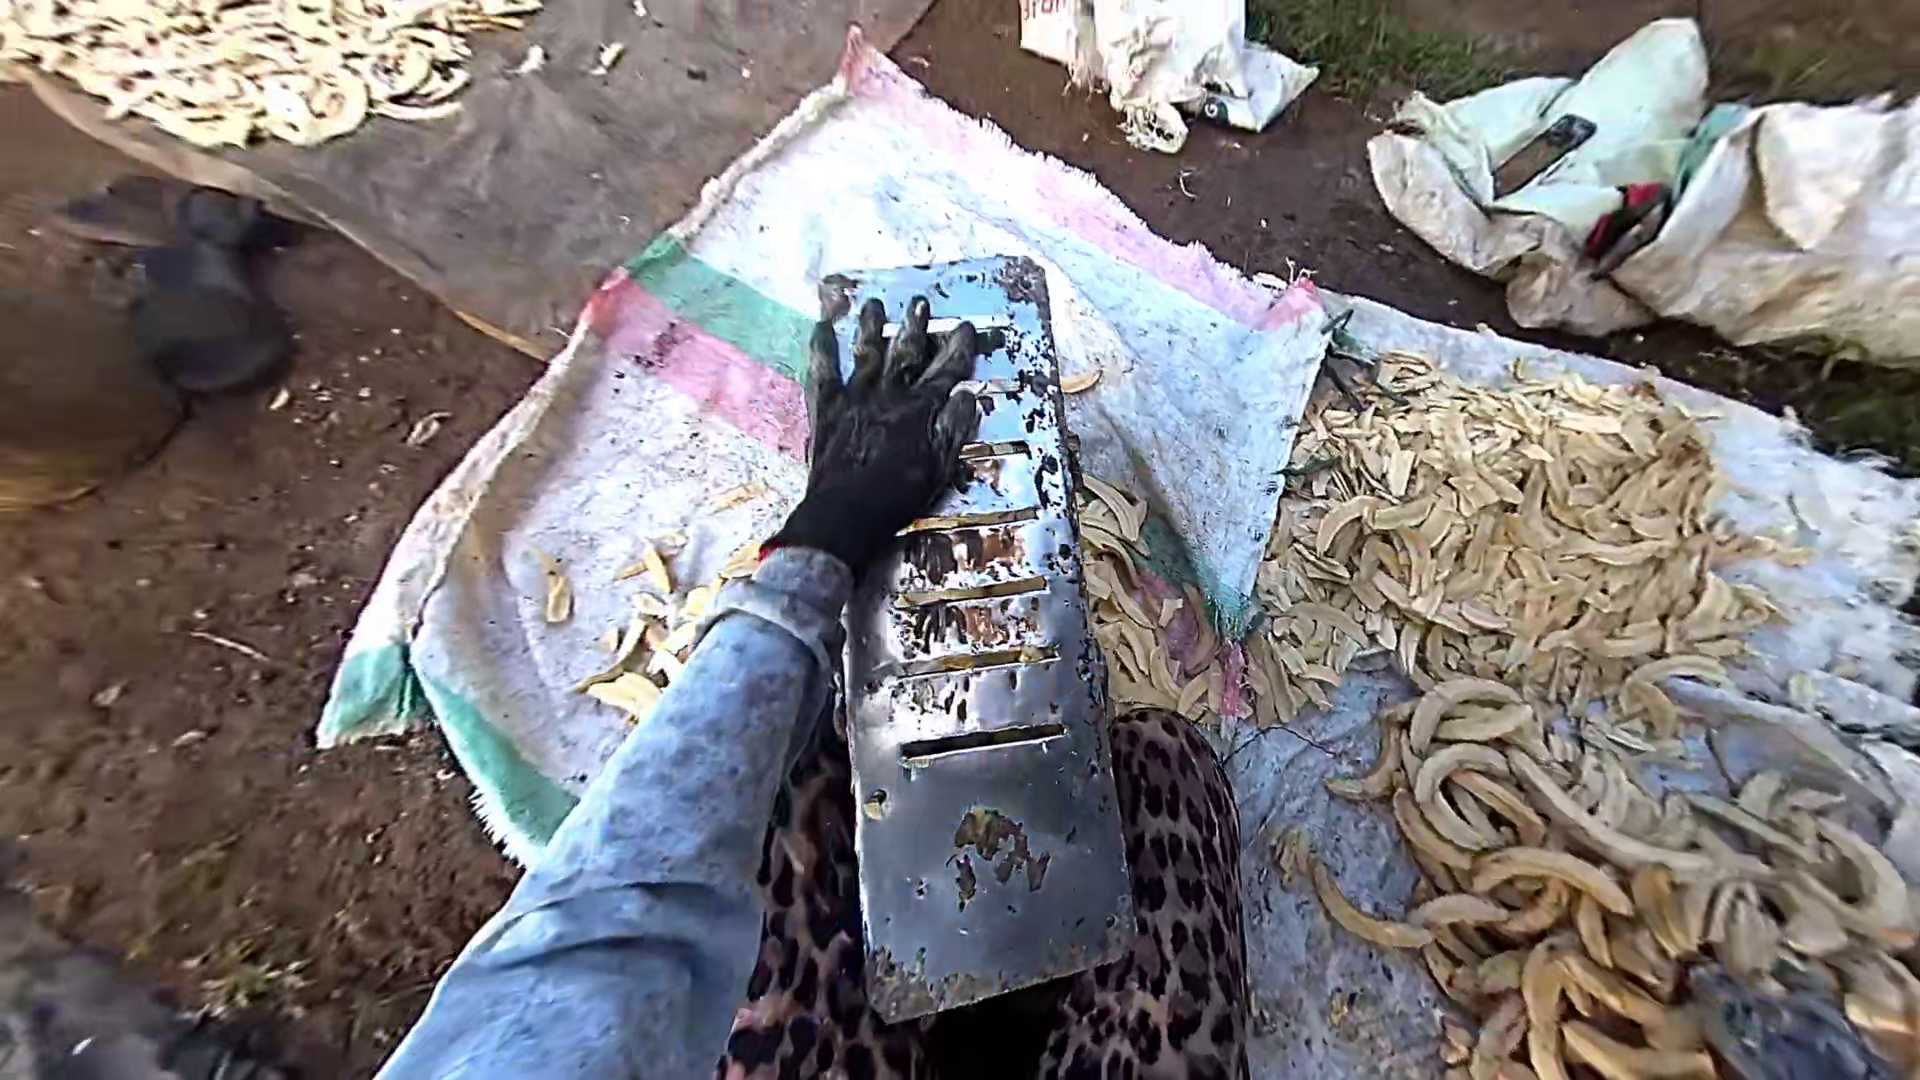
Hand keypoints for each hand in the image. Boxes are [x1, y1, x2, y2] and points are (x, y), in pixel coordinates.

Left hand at [770, 296, 982, 573]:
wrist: (846, 513)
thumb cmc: (897, 496)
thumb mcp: (939, 469)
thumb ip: (954, 430)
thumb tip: (967, 395)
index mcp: (919, 410)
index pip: (945, 371)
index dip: (958, 348)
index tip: (965, 328)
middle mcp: (888, 394)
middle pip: (905, 352)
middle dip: (916, 327)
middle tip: (920, 304)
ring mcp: (855, 397)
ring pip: (866, 352)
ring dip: (871, 326)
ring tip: (874, 304)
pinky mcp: (826, 406)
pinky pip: (823, 370)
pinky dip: (822, 348)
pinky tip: (822, 328)